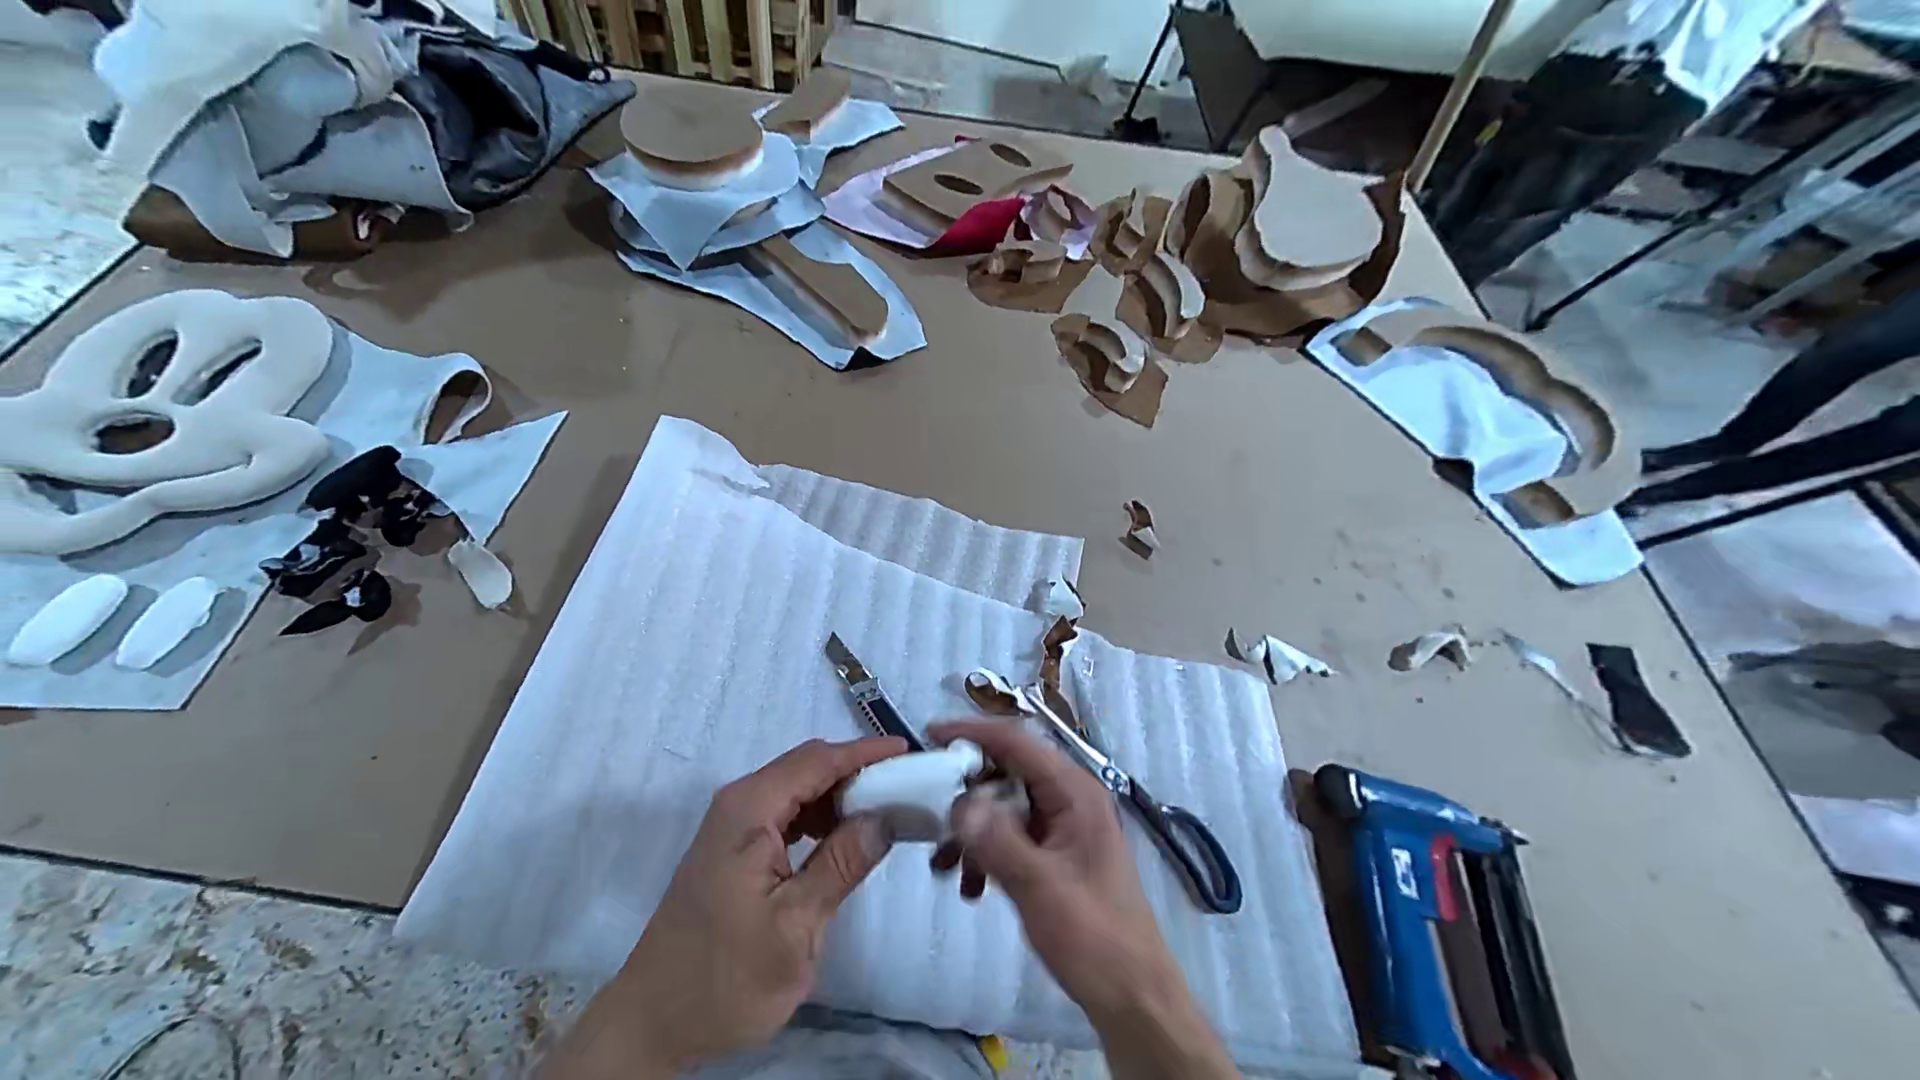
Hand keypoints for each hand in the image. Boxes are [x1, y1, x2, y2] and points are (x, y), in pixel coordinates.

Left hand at [545, 736, 905, 1079]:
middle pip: (807, 767)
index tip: (908, 753)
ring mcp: (733, 825)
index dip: (865, 752)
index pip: (818, 760)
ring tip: (884, 810)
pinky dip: (820, 816)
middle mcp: (739, 804)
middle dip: (857, 772)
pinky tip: (844, 838)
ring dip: (840, 795)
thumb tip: (885, 817)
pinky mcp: (734, 848)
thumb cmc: (723, 979)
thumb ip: (842, 864)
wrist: (652, 1024)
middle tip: (904, 786)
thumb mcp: (795, 926)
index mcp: (749, 810)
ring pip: (798, 789)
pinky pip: (786, 813)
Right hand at [928, 720, 1236, 1079]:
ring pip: (1003, 807)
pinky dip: (986, 853)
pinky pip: (1010, 836)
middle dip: (966, 794)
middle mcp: (1068, 798)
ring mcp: (1062, 826)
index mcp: (1075, 792)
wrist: (1132, 996)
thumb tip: (957, 802)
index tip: (931, 736)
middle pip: (1006, 773)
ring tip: (943, 864)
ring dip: (971, 831)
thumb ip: (997, 841)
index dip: (973, 733)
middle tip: (930, 813)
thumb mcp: (1041, 887)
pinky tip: (970, 886)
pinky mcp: (1054, 853)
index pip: (1018, 743)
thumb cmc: (1094, 937)